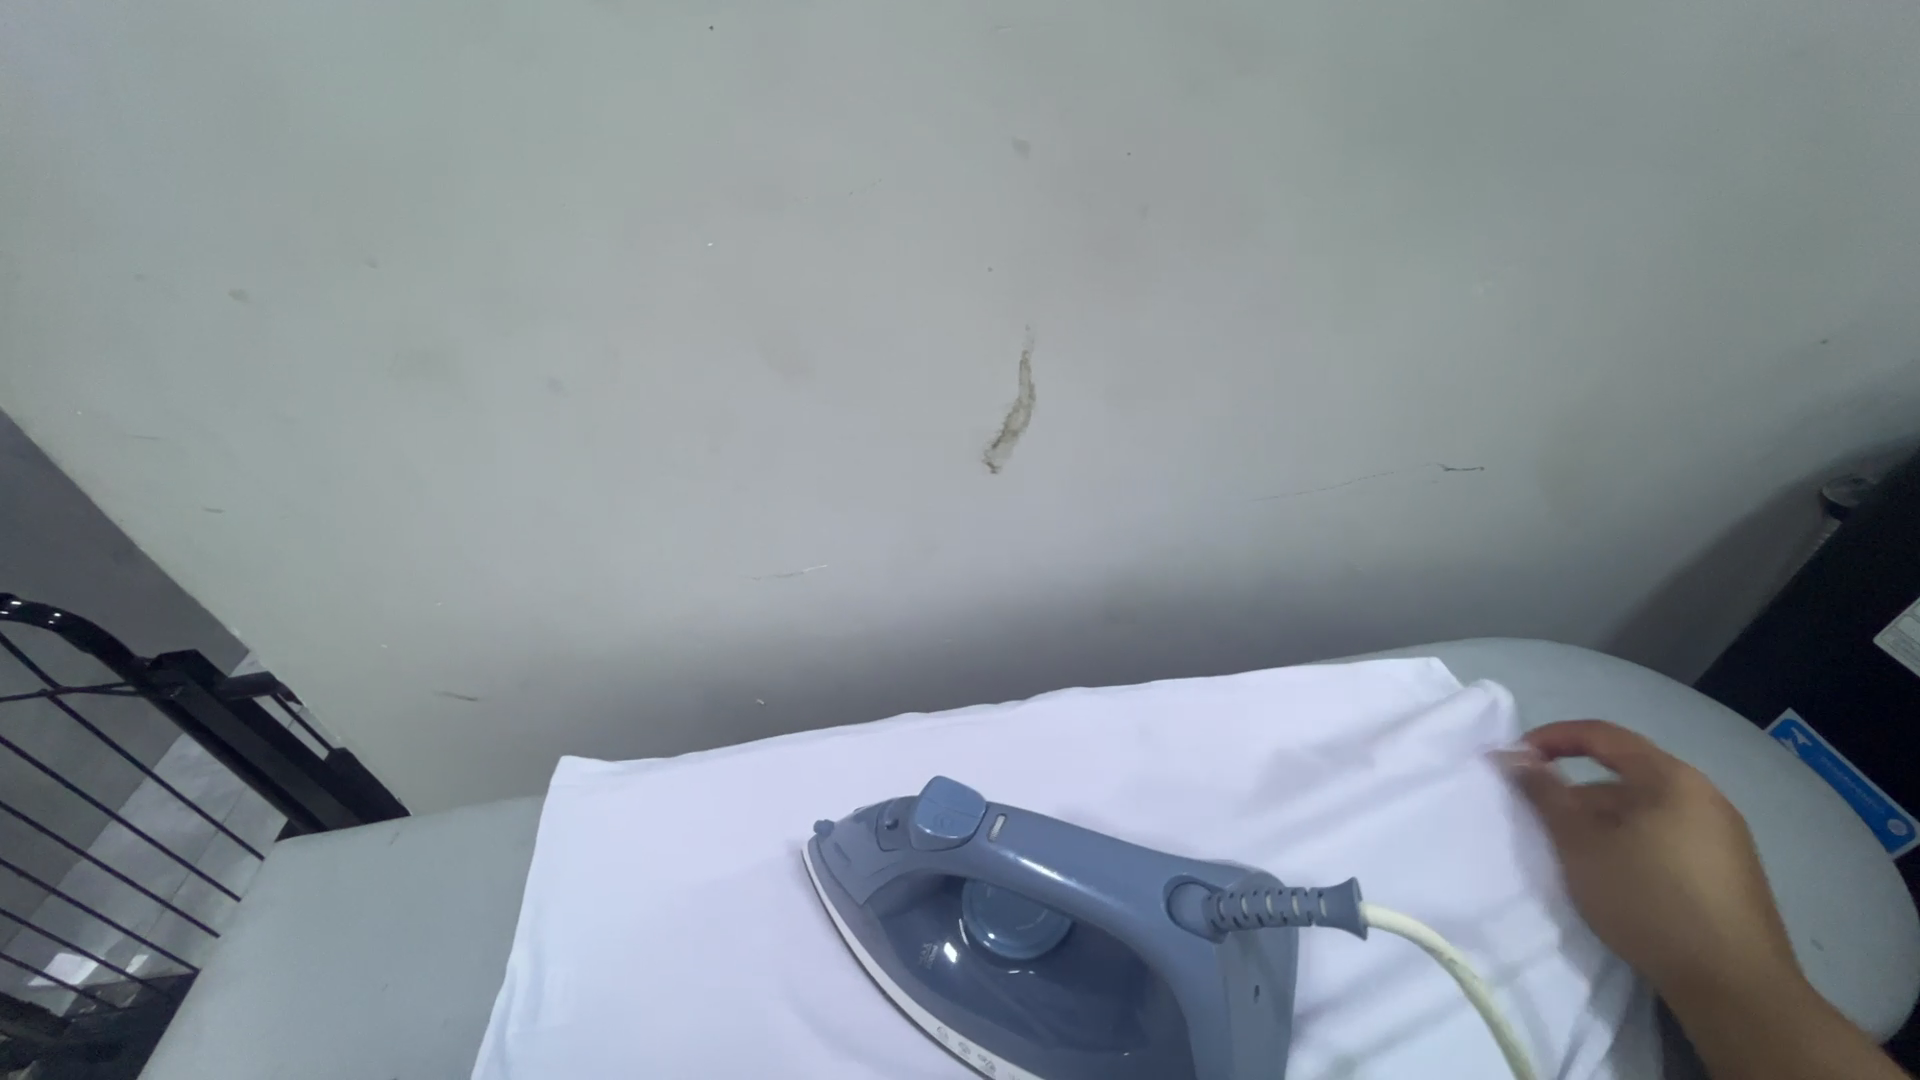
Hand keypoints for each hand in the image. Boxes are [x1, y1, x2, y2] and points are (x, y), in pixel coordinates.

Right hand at [1502, 719, 1804, 1005]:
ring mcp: (1723, 835)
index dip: (1551, 737)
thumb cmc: (1646, 897)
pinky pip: (1664, 833)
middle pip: (1624, 771)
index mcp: (1672, 779)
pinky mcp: (1727, 870)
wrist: (1733, 985)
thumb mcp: (1579, 841)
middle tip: (1538, 810)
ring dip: (1599, 816)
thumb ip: (1543, 792)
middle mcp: (1704, 797)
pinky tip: (1611, 872)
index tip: (1515, 759)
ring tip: (1570, 847)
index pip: (1602, 735)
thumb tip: (1514, 756)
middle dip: (1574, 786)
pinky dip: (1627, 838)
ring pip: (1642, 806)